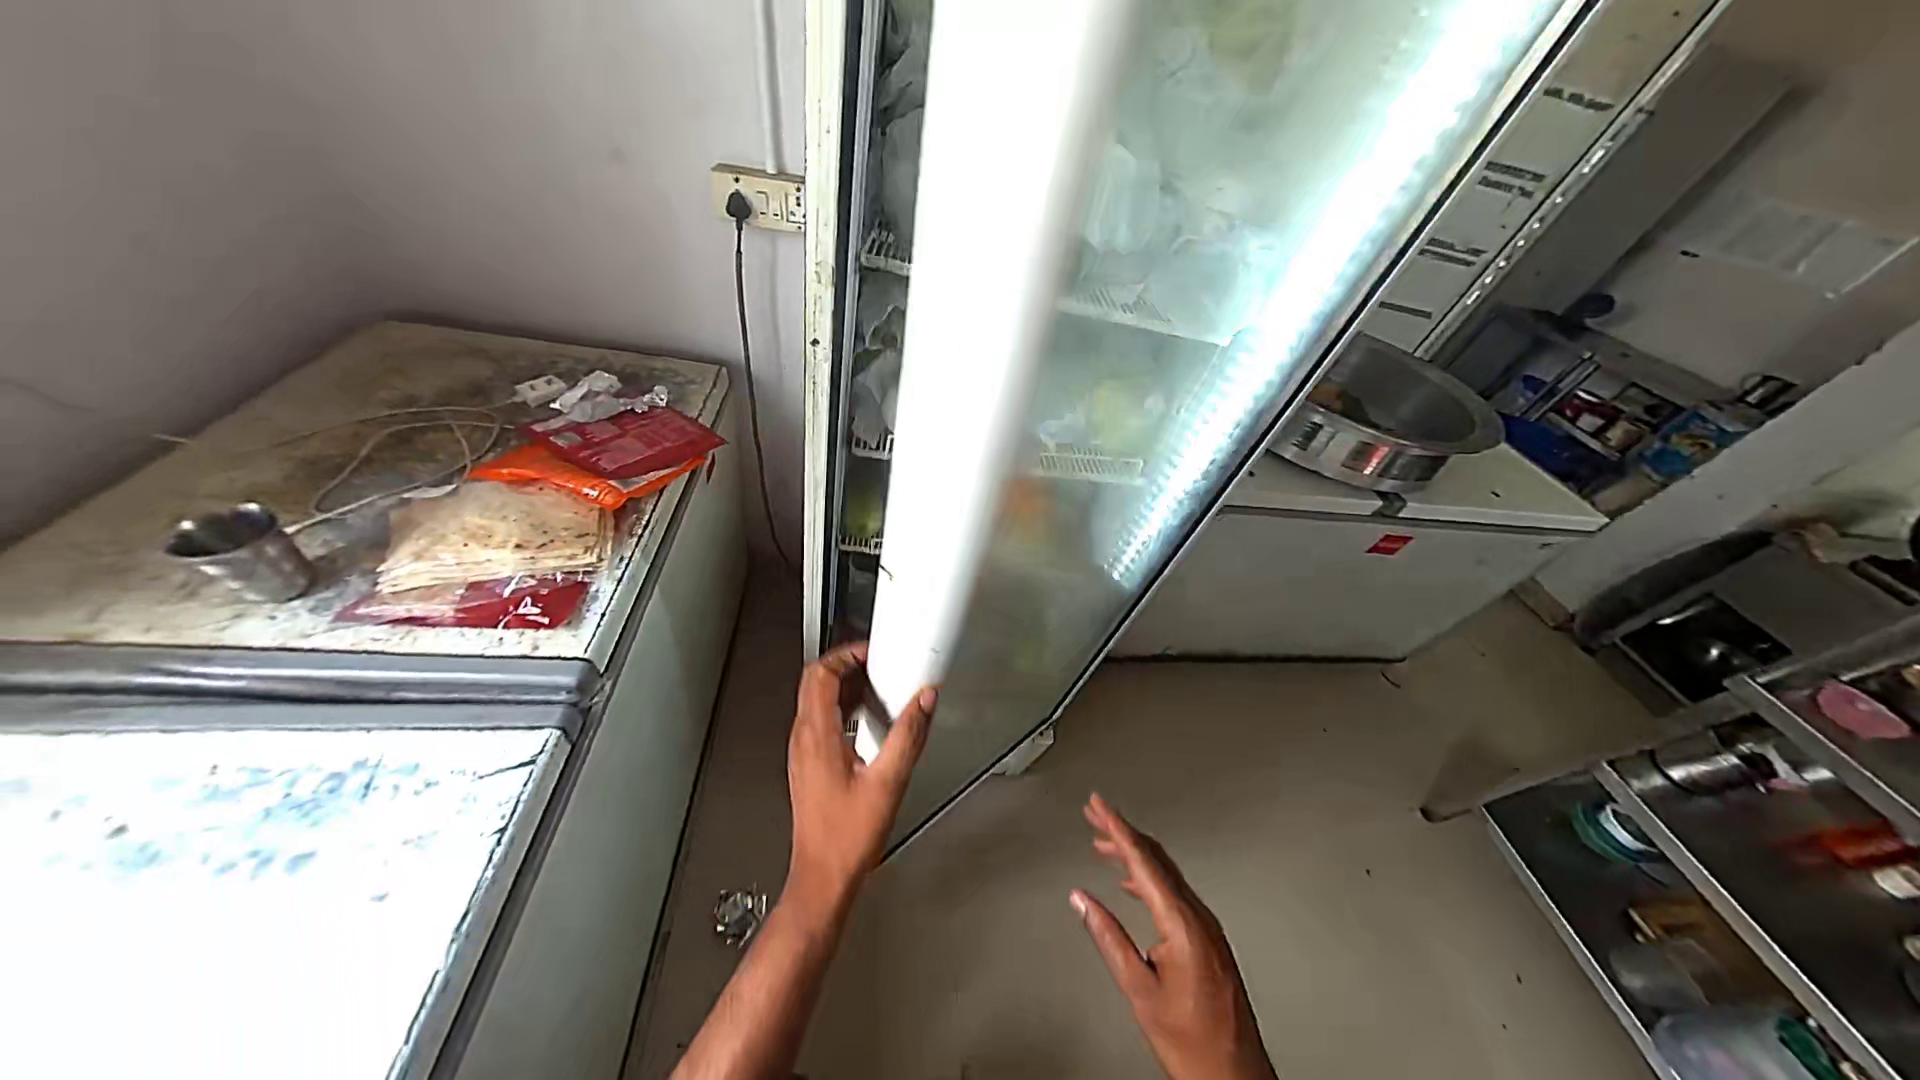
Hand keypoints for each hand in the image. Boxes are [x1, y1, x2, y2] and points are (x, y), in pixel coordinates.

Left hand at [784, 643, 936, 915]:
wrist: (823, 876)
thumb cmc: (846, 838)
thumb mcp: (888, 782)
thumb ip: (908, 735)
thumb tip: (923, 701)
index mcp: (817, 737)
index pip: (820, 674)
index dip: (845, 654)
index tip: (870, 652)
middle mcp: (803, 740)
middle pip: (815, 682)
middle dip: (846, 665)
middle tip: (876, 663)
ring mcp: (803, 753)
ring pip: (816, 701)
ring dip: (845, 687)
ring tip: (878, 688)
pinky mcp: (809, 765)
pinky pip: (821, 722)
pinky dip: (843, 709)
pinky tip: (869, 722)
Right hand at [1072, 794, 1276, 1079]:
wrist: (1235, 1078)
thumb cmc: (1194, 1043)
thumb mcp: (1138, 989)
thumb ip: (1108, 937)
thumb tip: (1083, 899)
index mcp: (1183, 923)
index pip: (1143, 860)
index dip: (1117, 827)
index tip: (1098, 806)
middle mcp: (1200, 918)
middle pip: (1157, 858)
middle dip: (1123, 831)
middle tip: (1097, 812)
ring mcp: (1208, 927)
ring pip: (1166, 873)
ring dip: (1135, 852)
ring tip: (1106, 841)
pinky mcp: (1209, 938)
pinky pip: (1175, 891)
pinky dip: (1149, 876)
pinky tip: (1132, 882)